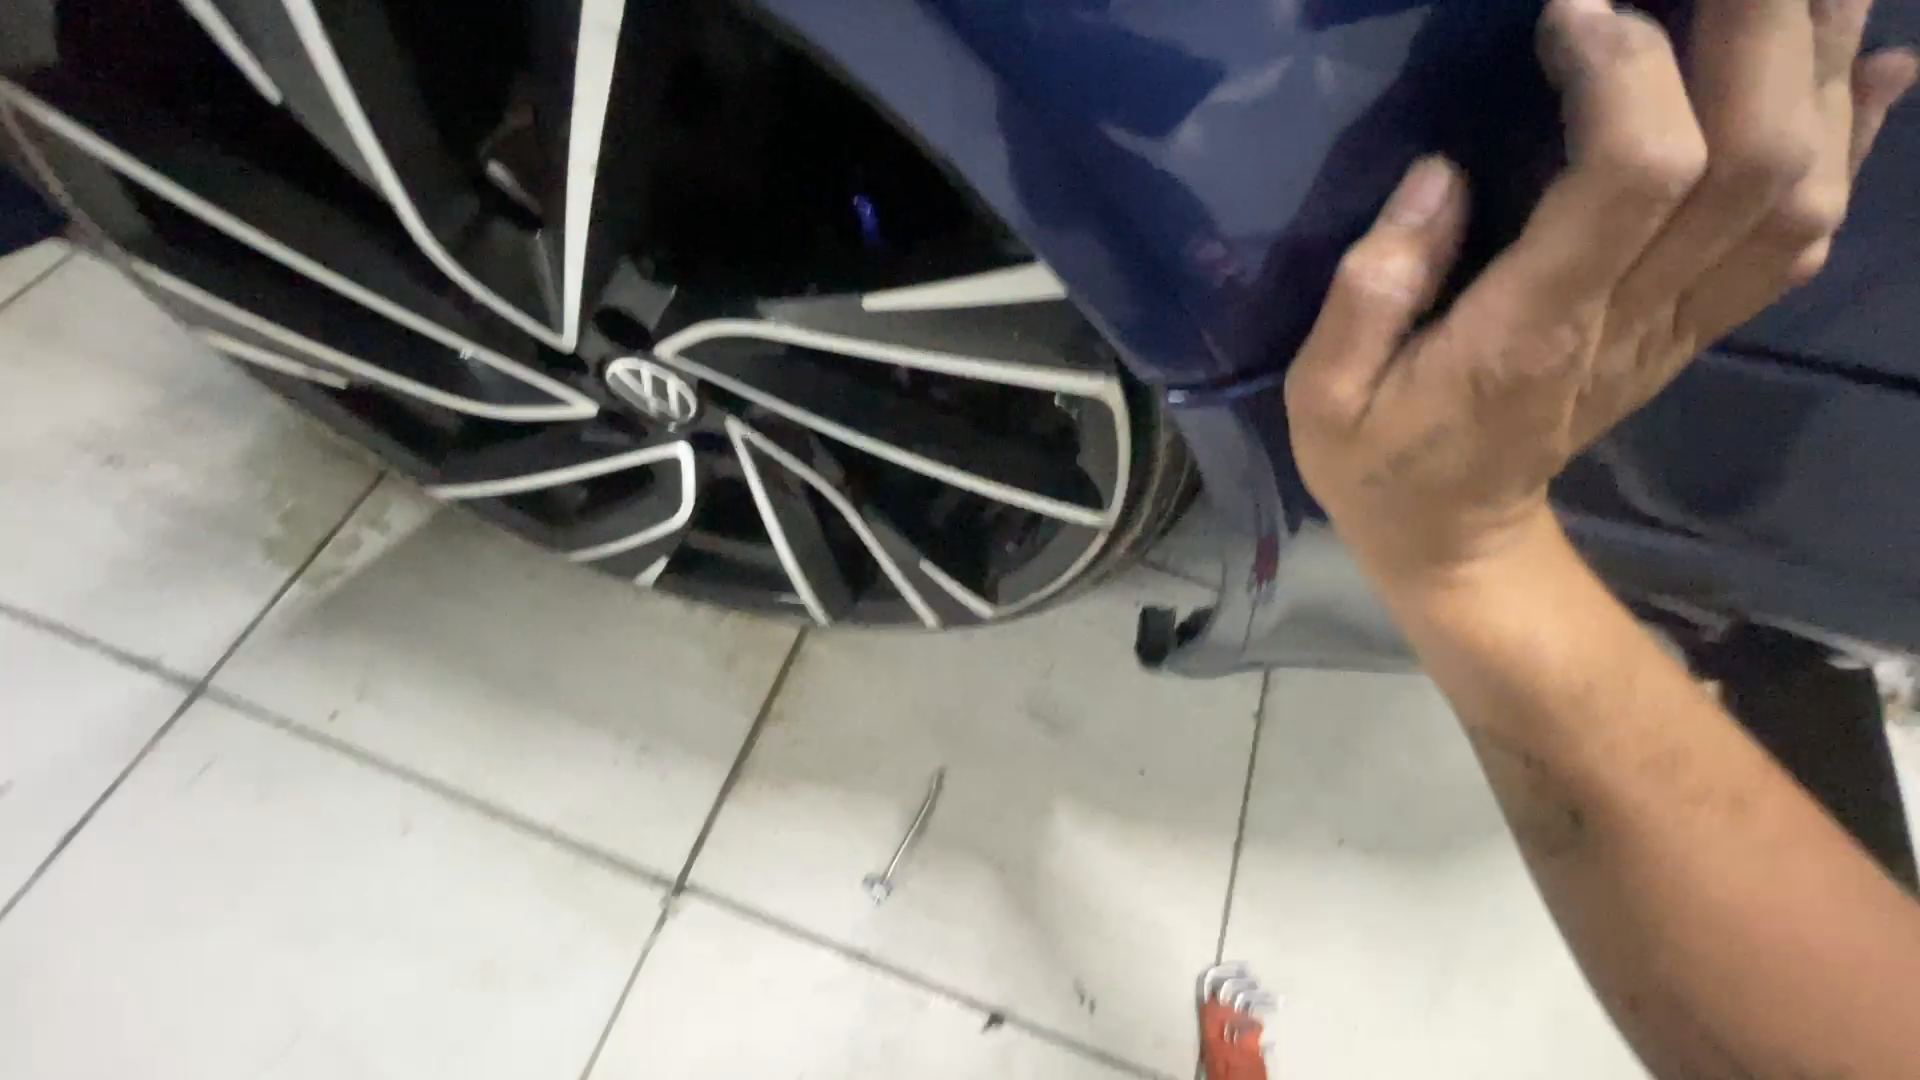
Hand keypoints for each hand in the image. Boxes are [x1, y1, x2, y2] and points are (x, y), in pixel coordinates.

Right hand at [1284, 0, 1916, 593]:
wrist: (1451, 540)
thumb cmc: (1377, 468)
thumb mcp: (1324, 395)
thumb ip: (1369, 290)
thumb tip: (1438, 176)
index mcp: (1528, 332)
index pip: (1632, 175)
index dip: (1626, 71)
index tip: (1573, 14)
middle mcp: (1625, 321)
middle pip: (1752, 158)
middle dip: (1758, 31)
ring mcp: (1669, 330)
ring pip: (1799, 187)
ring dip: (1816, 70)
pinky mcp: (1682, 334)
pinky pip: (1798, 237)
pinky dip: (1852, 146)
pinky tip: (1868, 73)